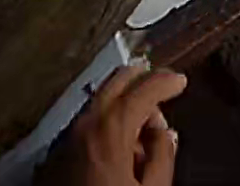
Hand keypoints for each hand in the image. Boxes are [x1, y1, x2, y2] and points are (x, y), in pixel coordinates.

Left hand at [38, 64, 186, 185]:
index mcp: (111, 129)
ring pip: (101, 98)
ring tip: (144, 131)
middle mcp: (86, 122)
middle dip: (143, 80)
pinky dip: (108, 119)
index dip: (166, 81)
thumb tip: (165, 133)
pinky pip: (88, 120)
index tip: (181, 82)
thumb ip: (162, 159)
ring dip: (125, 101)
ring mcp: (68, 135)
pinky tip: (121, 149)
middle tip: (162, 91)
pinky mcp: (58, 153)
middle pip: (117, 80)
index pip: (144, 89)